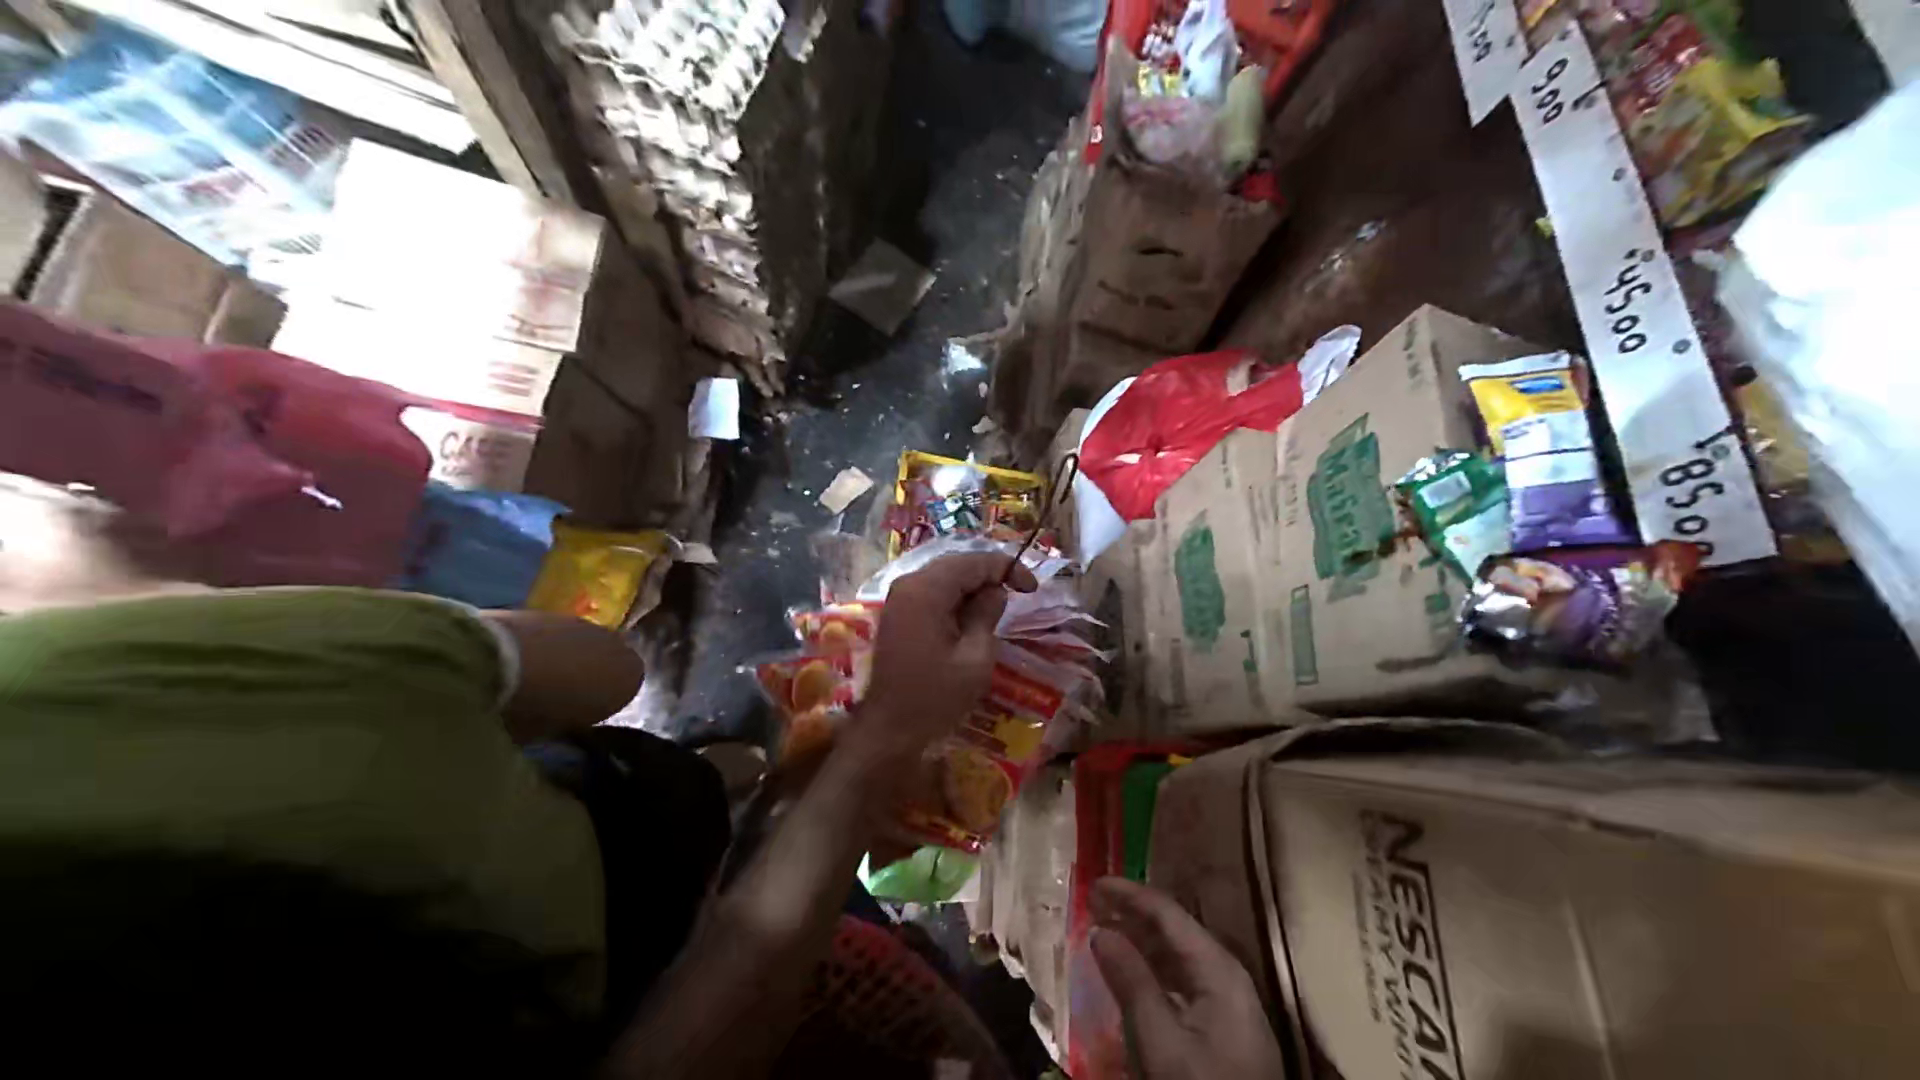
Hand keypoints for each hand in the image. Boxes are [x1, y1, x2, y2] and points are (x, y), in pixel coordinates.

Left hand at [849, 552, 1036, 768]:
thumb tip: (996, 591)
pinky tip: (972, 616)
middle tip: (1020, 593)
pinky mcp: (898, 613)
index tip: (1032, 589)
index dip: (1007, 568)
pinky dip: (955, 597)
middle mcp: (908, 584)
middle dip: (990, 574)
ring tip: (999, 605)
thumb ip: (987, 615)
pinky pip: (932, 592)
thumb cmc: (935, 697)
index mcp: (926, 590)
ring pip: (945, 576)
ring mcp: (899, 598)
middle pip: (957, 564)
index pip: (974, 562)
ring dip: (973, 586)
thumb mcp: (975, 658)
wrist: (890, 728)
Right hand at [1090, 877, 1285, 1079]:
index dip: (1129, 894)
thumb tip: (1102, 931)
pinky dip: (1150, 969)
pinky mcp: (1221, 1031)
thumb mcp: (1160, 1044)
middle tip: (1090, 903)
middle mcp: (1226, 977)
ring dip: (1138, 939)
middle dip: (1131, 912)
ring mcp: (1226, 1005)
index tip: (1091, 884)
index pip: (1169, 914)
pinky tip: (1129, 973)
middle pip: (1174, 930)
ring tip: (1102, 930)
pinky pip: (1181, 982)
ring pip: (1177, 956)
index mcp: (1219, 970)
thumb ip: (1131, 982)